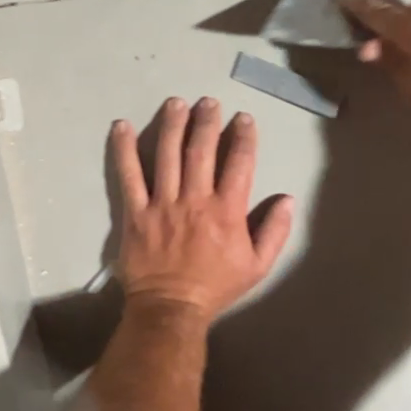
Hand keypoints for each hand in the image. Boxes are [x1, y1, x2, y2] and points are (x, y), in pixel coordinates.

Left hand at [110, 97, 294, 320]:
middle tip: (209, 102)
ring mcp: (162, 204)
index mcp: (227, 211)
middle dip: (207, 122)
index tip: (243, 119)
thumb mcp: (258, 266)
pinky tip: (123, 126)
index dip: (243, 137)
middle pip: (202, 151)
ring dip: (173, 125)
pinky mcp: (136, 213)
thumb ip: (274, 231)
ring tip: (177, 103)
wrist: (172, 308)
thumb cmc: (217, 287)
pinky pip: (129, 176)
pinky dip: (125, 150)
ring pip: (168, 155)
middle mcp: (195, 200)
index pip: (238, 164)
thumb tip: (286, 199)